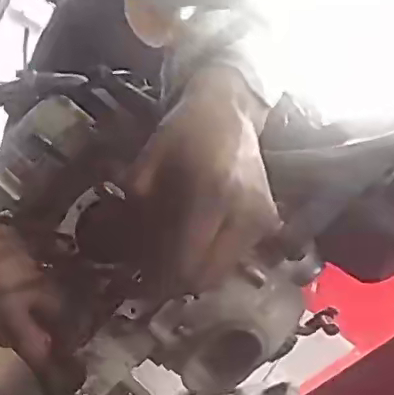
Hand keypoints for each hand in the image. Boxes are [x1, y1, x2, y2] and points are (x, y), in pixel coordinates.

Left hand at [127, 65, 280, 294]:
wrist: (229, 110)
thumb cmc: (183, 133)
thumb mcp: (148, 164)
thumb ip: (136, 210)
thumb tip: (125, 254)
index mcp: (211, 195)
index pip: (185, 263)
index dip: (159, 282)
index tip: (137, 283)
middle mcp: (243, 213)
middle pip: (204, 278)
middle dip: (174, 284)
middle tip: (150, 278)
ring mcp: (260, 220)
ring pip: (220, 275)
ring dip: (192, 275)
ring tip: (169, 260)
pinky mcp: (267, 223)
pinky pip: (233, 261)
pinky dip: (210, 262)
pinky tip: (193, 246)